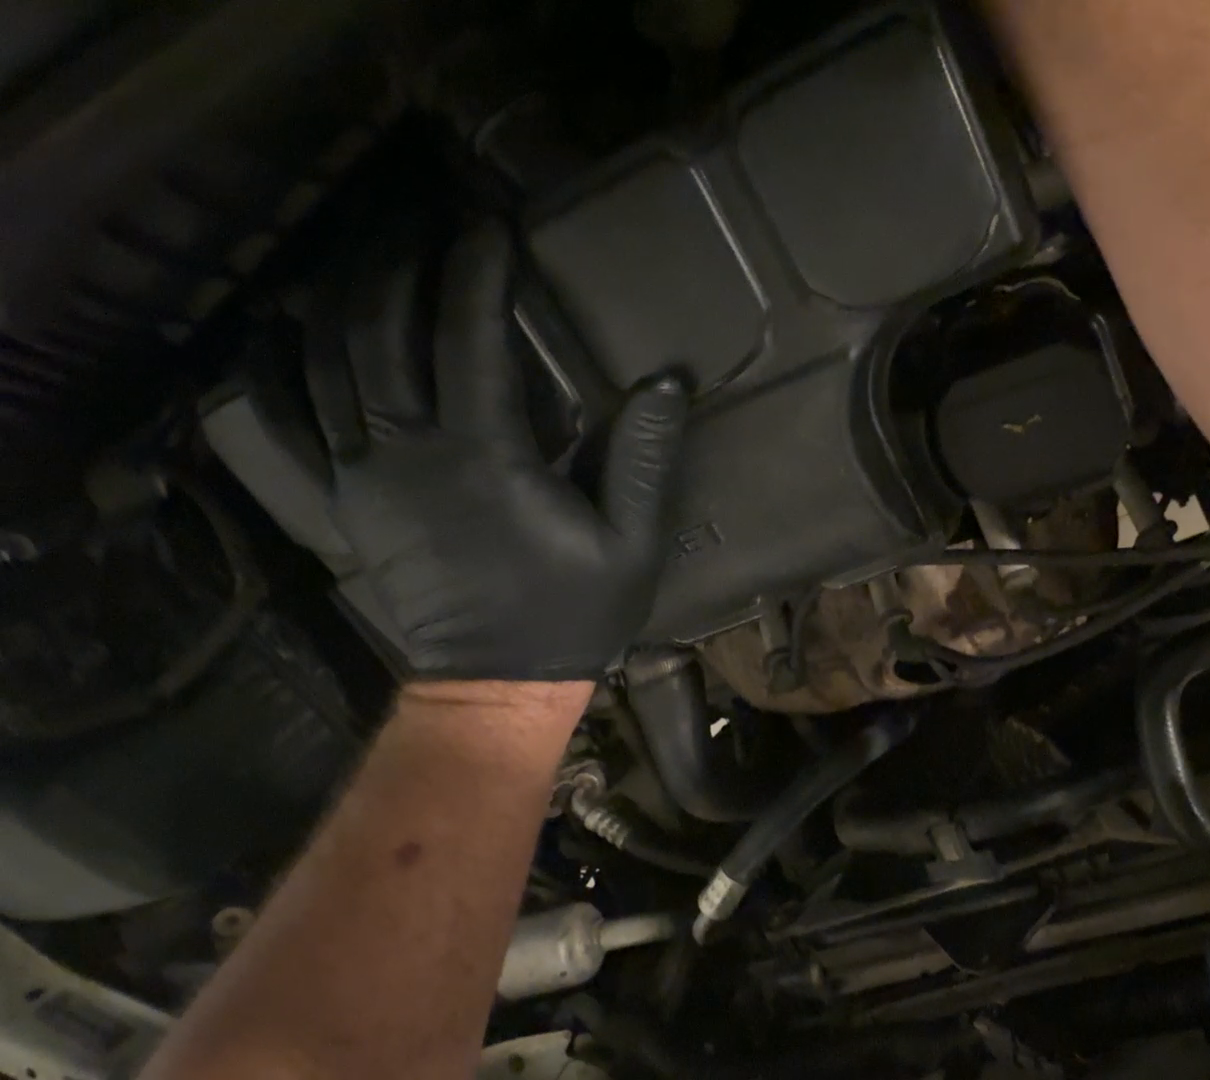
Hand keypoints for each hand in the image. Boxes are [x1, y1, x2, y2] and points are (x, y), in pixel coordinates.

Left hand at [296, 223, 685, 680]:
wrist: (497, 682)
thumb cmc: (574, 610)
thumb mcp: (633, 540)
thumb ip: (644, 458)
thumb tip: (664, 381)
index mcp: (485, 457)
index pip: (466, 338)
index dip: (474, 274)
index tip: (491, 230)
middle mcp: (409, 452)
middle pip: (381, 332)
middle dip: (400, 264)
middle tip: (425, 221)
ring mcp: (363, 476)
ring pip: (326, 364)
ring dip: (343, 298)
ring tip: (368, 253)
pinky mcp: (342, 501)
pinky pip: (287, 425)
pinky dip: (273, 370)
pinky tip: (279, 331)